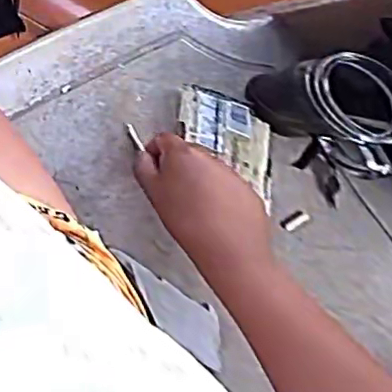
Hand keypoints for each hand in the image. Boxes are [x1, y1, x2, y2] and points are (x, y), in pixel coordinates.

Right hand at [134, 132, 272, 274]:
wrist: (231, 252)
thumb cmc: (189, 223)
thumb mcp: (154, 193)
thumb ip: (143, 167)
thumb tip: (143, 157)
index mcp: (182, 153)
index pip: (163, 138)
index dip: (154, 152)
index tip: (152, 167)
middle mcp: (208, 157)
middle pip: (187, 153)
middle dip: (178, 168)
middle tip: (173, 193)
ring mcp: (231, 174)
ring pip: (208, 171)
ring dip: (200, 183)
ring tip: (196, 211)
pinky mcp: (248, 191)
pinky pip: (228, 188)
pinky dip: (221, 197)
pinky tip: (216, 219)